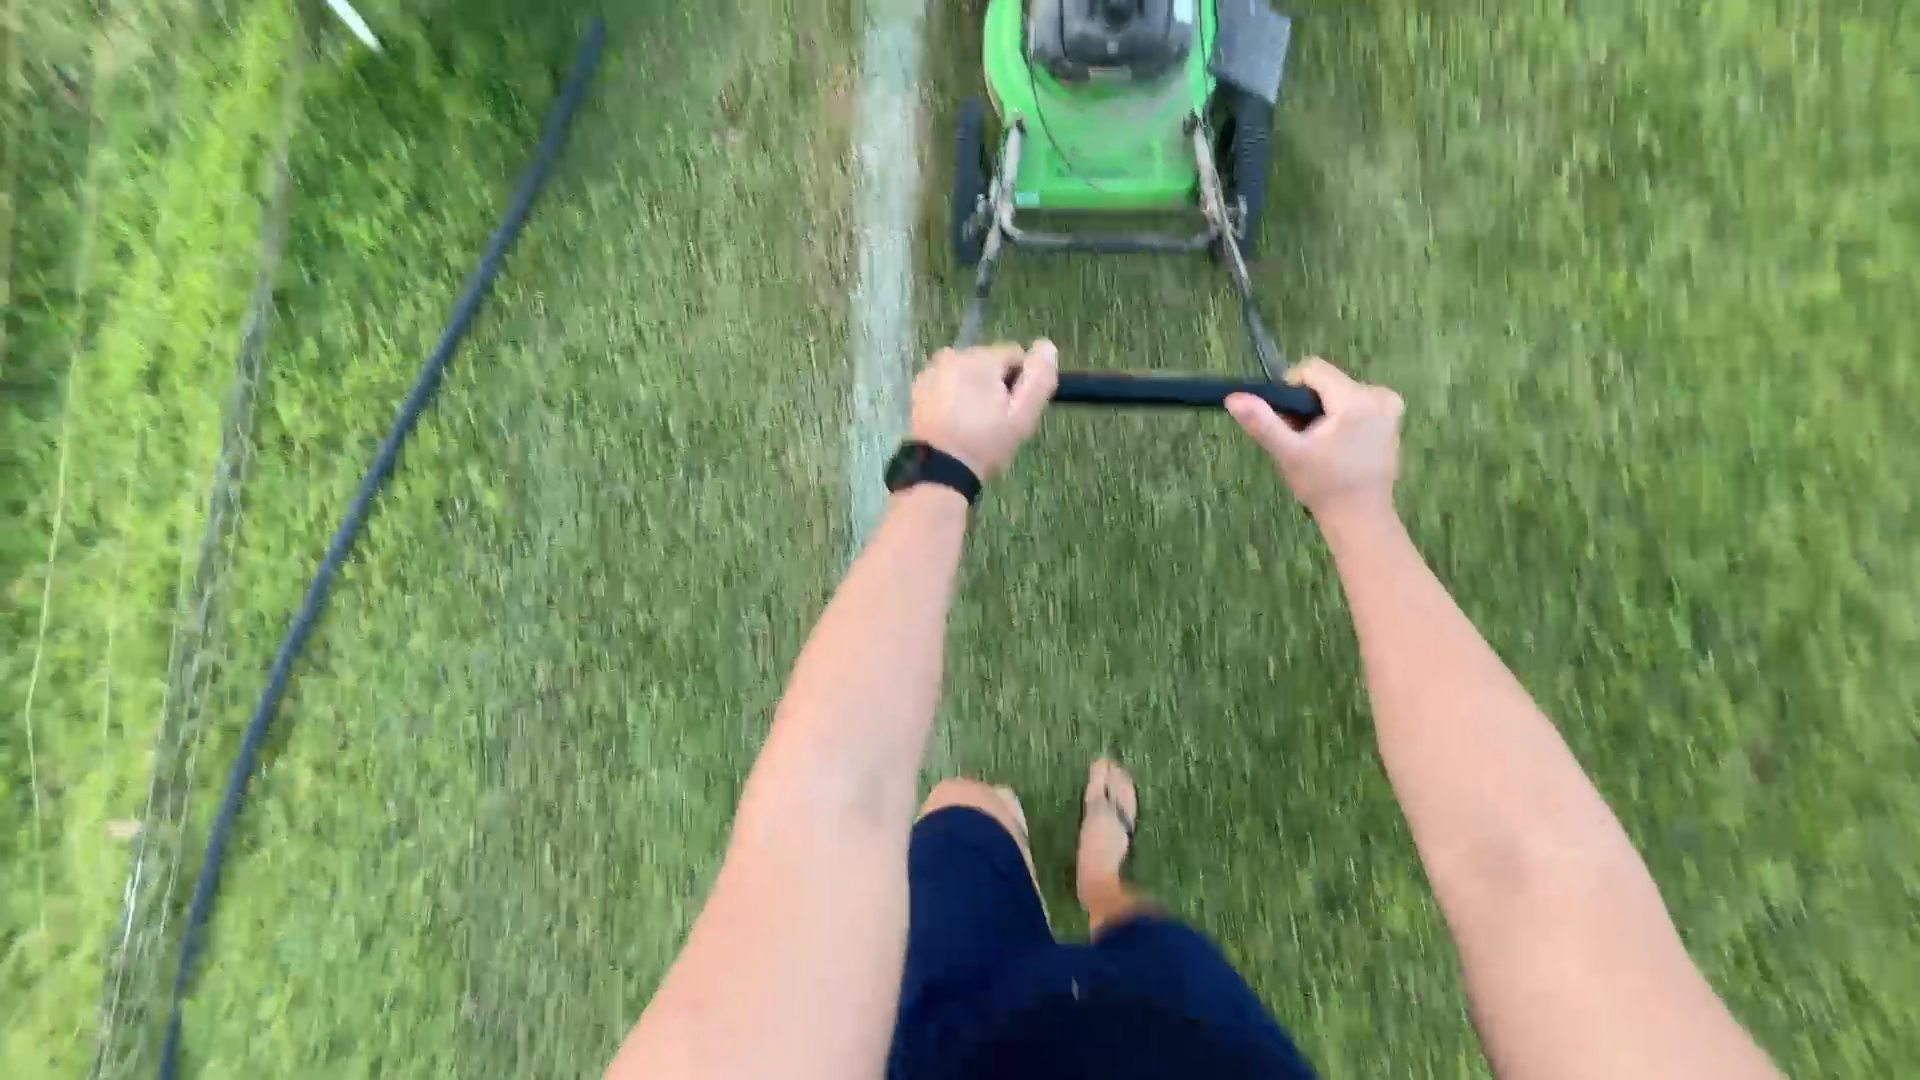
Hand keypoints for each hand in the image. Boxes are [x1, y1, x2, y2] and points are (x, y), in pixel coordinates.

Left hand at [910, 340, 1058, 477]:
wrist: (939, 468)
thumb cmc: (985, 443)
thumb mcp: (1023, 416)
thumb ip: (1039, 379)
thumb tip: (1046, 346)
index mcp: (981, 358)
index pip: (1015, 356)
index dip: (1020, 383)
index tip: (1012, 410)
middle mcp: (953, 354)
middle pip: (988, 362)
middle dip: (995, 385)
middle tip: (994, 419)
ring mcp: (932, 370)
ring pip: (967, 372)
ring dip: (974, 388)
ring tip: (973, 421)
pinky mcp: (919, 387)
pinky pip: (947, 382)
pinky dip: (953, 395)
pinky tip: (954, 420)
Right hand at [1226, 357, 1403, 521]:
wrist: (1360, 515)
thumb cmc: (1323, 486)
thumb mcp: (1287, 454)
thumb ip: (1262, 422)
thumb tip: (1233, 397)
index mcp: (1355, 399)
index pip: (1312, 369)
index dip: (1291, 390)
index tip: (1289, 421)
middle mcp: (1379, 394)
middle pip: (1326, 382)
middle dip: (1308, 405)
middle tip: (1303, 439)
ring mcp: (1390, 405)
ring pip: (1339, 391)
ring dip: (1323, 411)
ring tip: (1321, 445)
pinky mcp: (1393, 416)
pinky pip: (1356, 401)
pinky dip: (1341, 416)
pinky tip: (1339, 445)